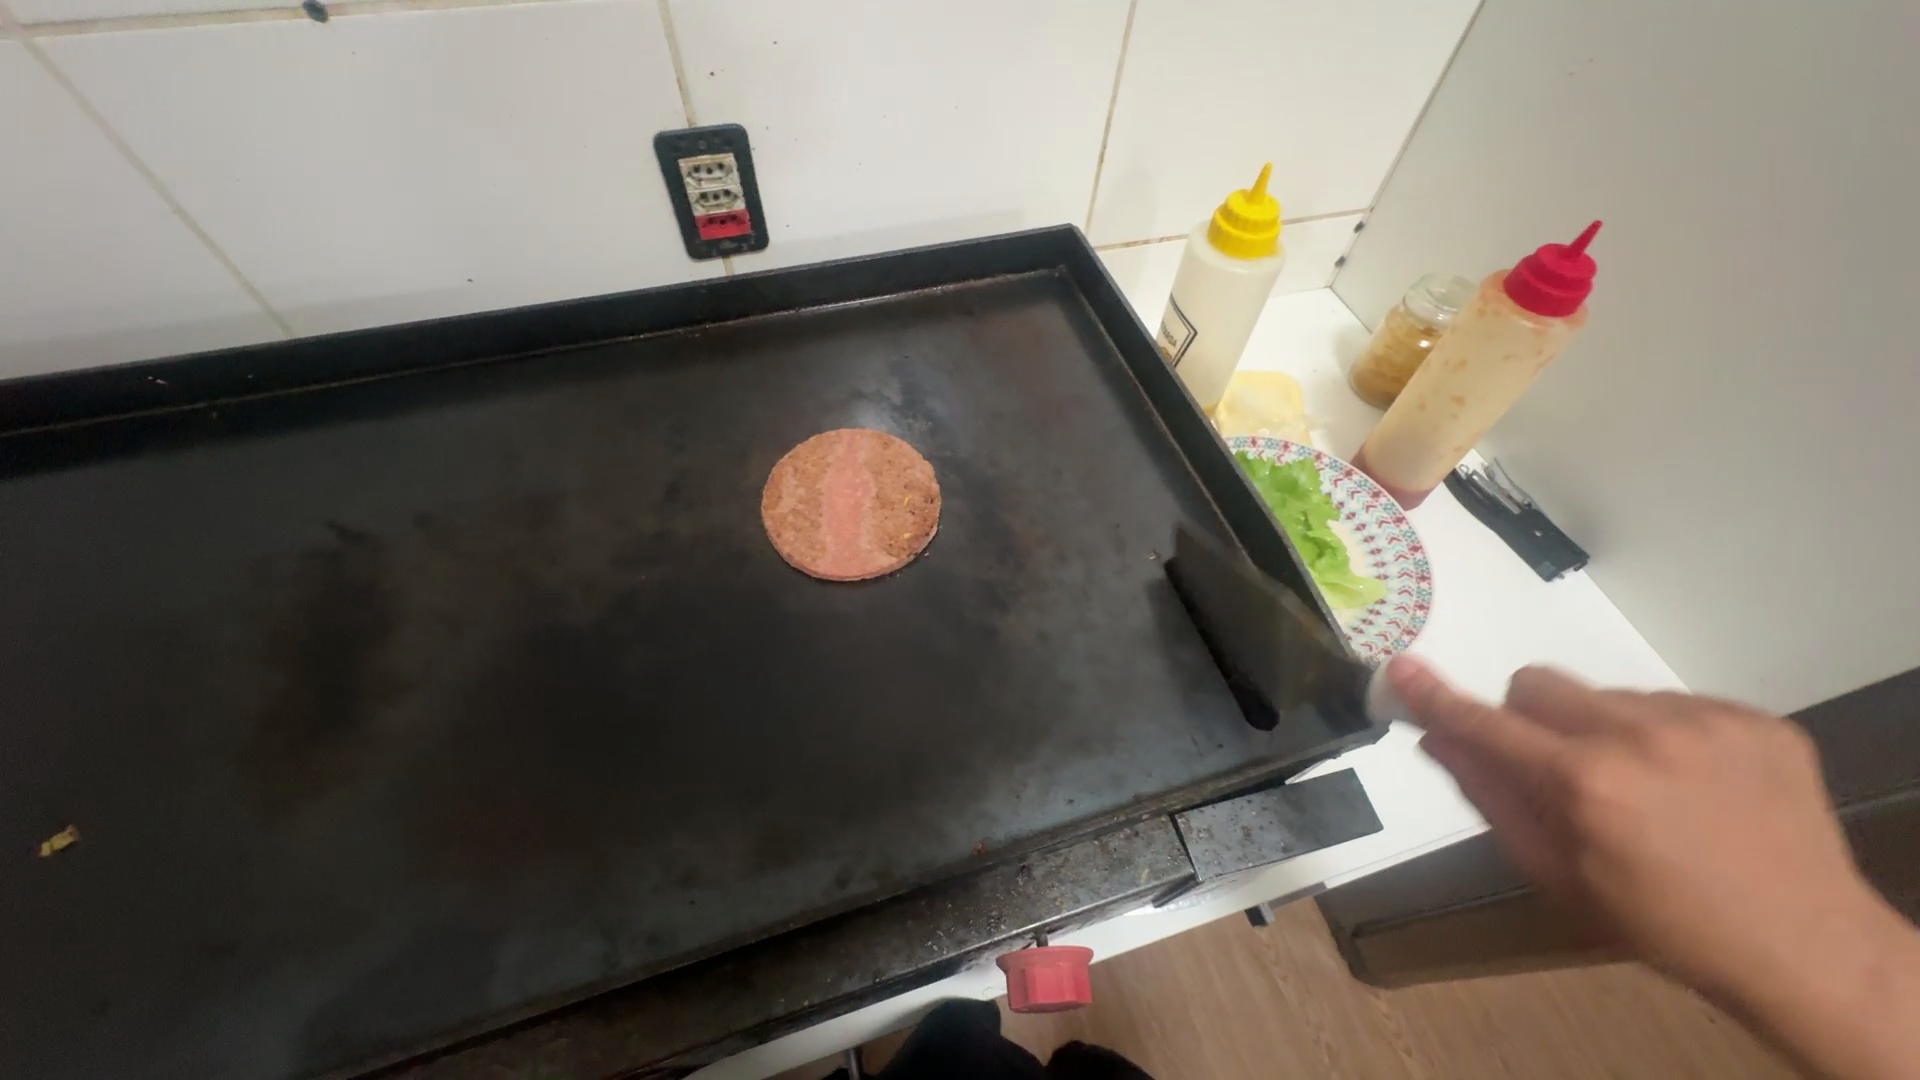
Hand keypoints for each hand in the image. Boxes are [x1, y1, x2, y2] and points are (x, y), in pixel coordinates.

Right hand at [1387, 656, 1919, 1079]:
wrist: (1813, 951)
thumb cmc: (1659, 921)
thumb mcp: (1554, 873)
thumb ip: (1488, 796)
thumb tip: (1436, 739)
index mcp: (1585, 784)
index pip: (1486, 724)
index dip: (1436, 697)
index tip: (1401, 667)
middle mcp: (1640, 737)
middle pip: (1537, 683)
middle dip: (1529, 719)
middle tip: (1557, 769)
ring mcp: (1706, 723)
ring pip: (1602, 694)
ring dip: (1599, 729)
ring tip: (1643, 787)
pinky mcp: (1757, 721)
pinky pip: (1668, 702)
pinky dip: (1660, 734)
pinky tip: (1691, 784)